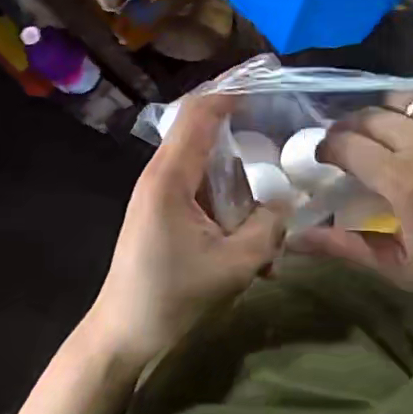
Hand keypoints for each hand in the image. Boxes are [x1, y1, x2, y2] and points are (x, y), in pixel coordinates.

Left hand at [85, 94, 285, 364]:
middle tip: (288, 149)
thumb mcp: (235, 264)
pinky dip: (229, 215)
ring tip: (271, 235)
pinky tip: (253, 253)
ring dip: (242, 196)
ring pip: (209, 174)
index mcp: (169, 178)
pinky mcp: (161, 216)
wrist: (124, 334)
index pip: (200, 113)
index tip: (268, 79)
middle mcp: (160, 177)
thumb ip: (268, 226)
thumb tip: (286, 202)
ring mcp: (158, 197)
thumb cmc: (173, 297)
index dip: (233, 90)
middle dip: (248, 145)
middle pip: (205, 138)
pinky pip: (201, 199)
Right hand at [297, 90, 412, 314]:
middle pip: (369, 116)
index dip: (326, 147)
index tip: (323, 158)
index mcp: (405, 181)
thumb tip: (294, 239)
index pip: (346, 145)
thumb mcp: (405, 268)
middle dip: (348, 128)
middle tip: (347, 147)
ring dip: (382, 113)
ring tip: (383, 134)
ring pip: (402, 98)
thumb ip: (347, 248)